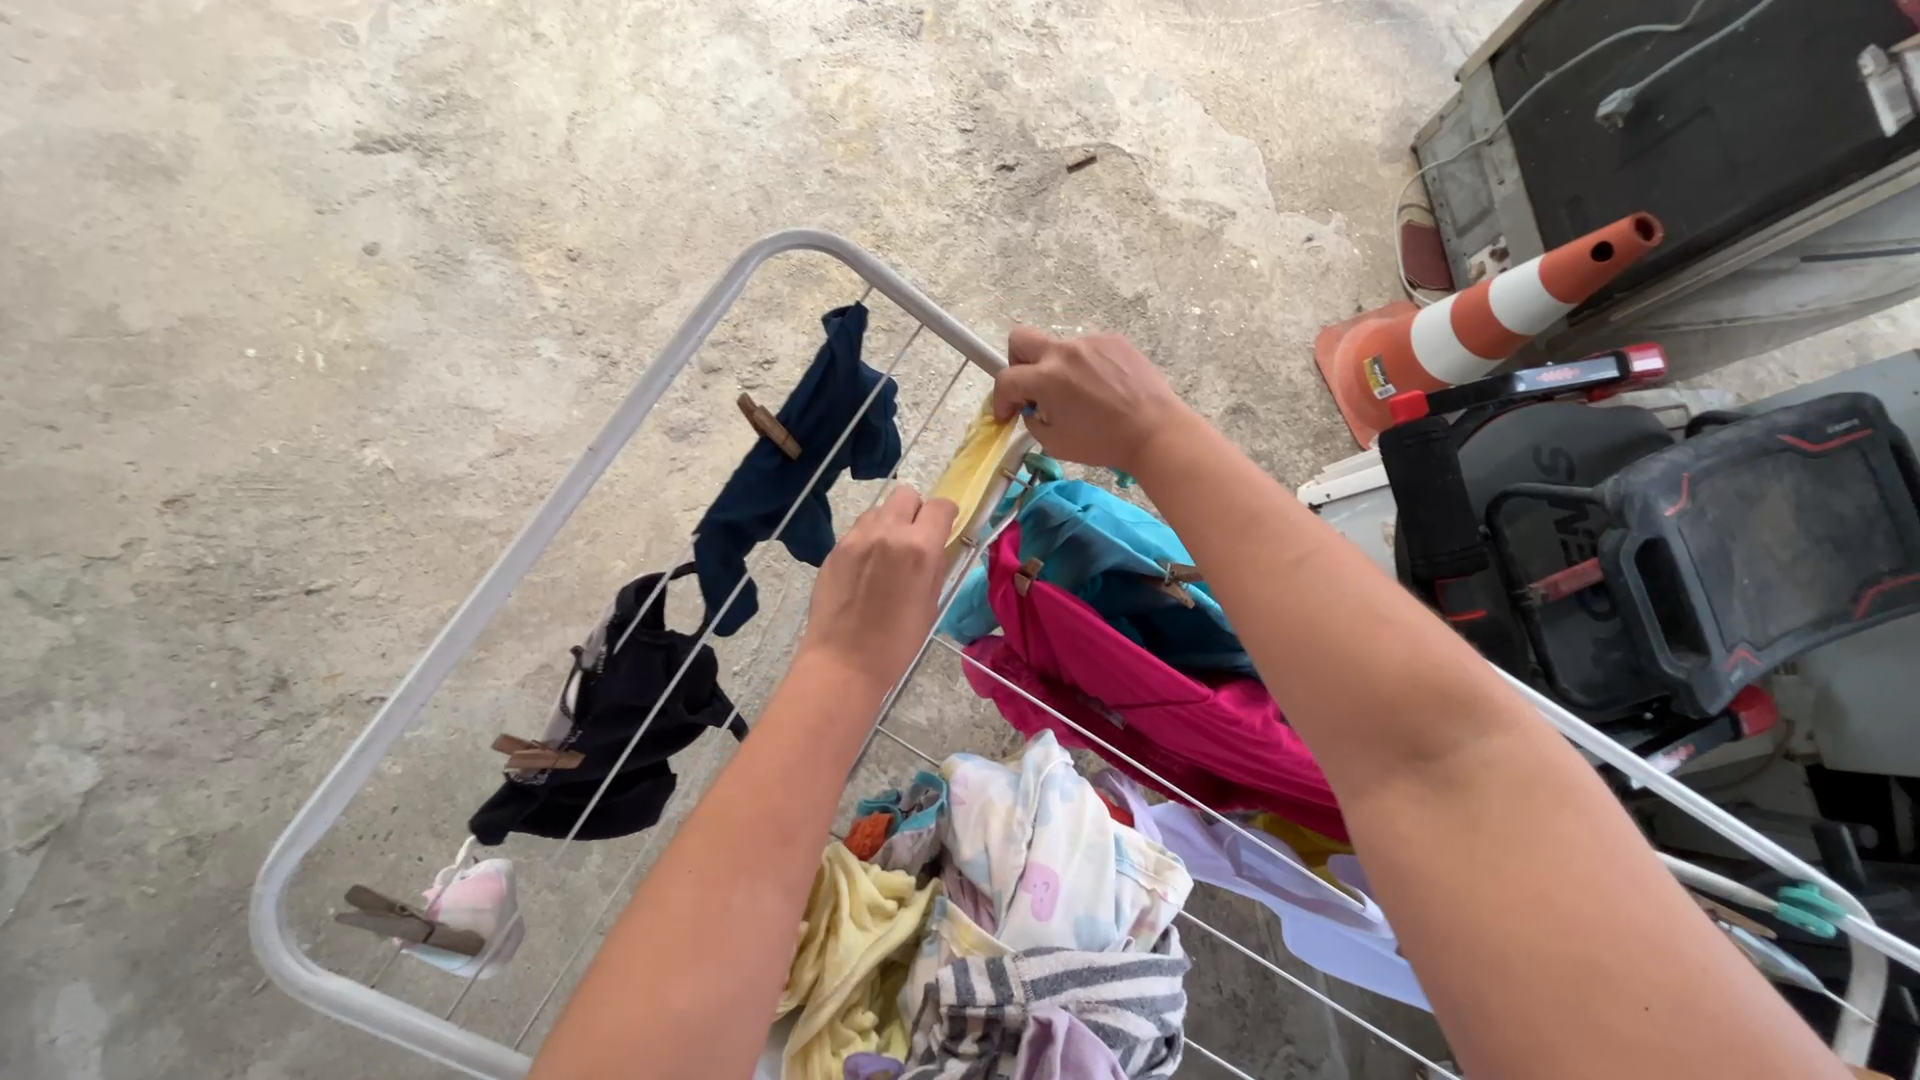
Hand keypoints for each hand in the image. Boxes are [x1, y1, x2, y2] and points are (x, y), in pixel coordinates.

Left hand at [796, 485, 958, 690]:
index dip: (946, 514)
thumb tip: (937, 546)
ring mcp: (857, 538)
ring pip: (879, 509)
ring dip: (889, 523)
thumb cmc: (897, 642)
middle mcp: (888, 532)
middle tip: (915, 538)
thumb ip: (935, 566)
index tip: (944, 527)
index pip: (940, 506)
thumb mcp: (931, 603)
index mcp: (919, 548)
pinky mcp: (835, 548)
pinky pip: (858, 529)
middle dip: (916, 511)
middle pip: (906, 495)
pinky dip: (868, 538)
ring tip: (887, 553)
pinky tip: (866, 567)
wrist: (844, 660)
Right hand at [991, 327, 1193, 474]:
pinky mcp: (1113, 340)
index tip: (1006, 413)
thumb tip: (1033, 409)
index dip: (1000, 399)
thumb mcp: (1055, 443)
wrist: (1155, 431)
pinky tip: (1102, 388)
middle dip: (1017, 362)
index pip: (1006, 379)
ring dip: (1058, 369)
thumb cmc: (1103, 443)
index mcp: (1046, 379)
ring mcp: (1090, 342)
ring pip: (1059, 348)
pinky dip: (1086, 367)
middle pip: (1020, 339)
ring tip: (1080, 395)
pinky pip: (1088, 350)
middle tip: (1030, 386)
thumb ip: (1034, 421)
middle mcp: (1064, 352)